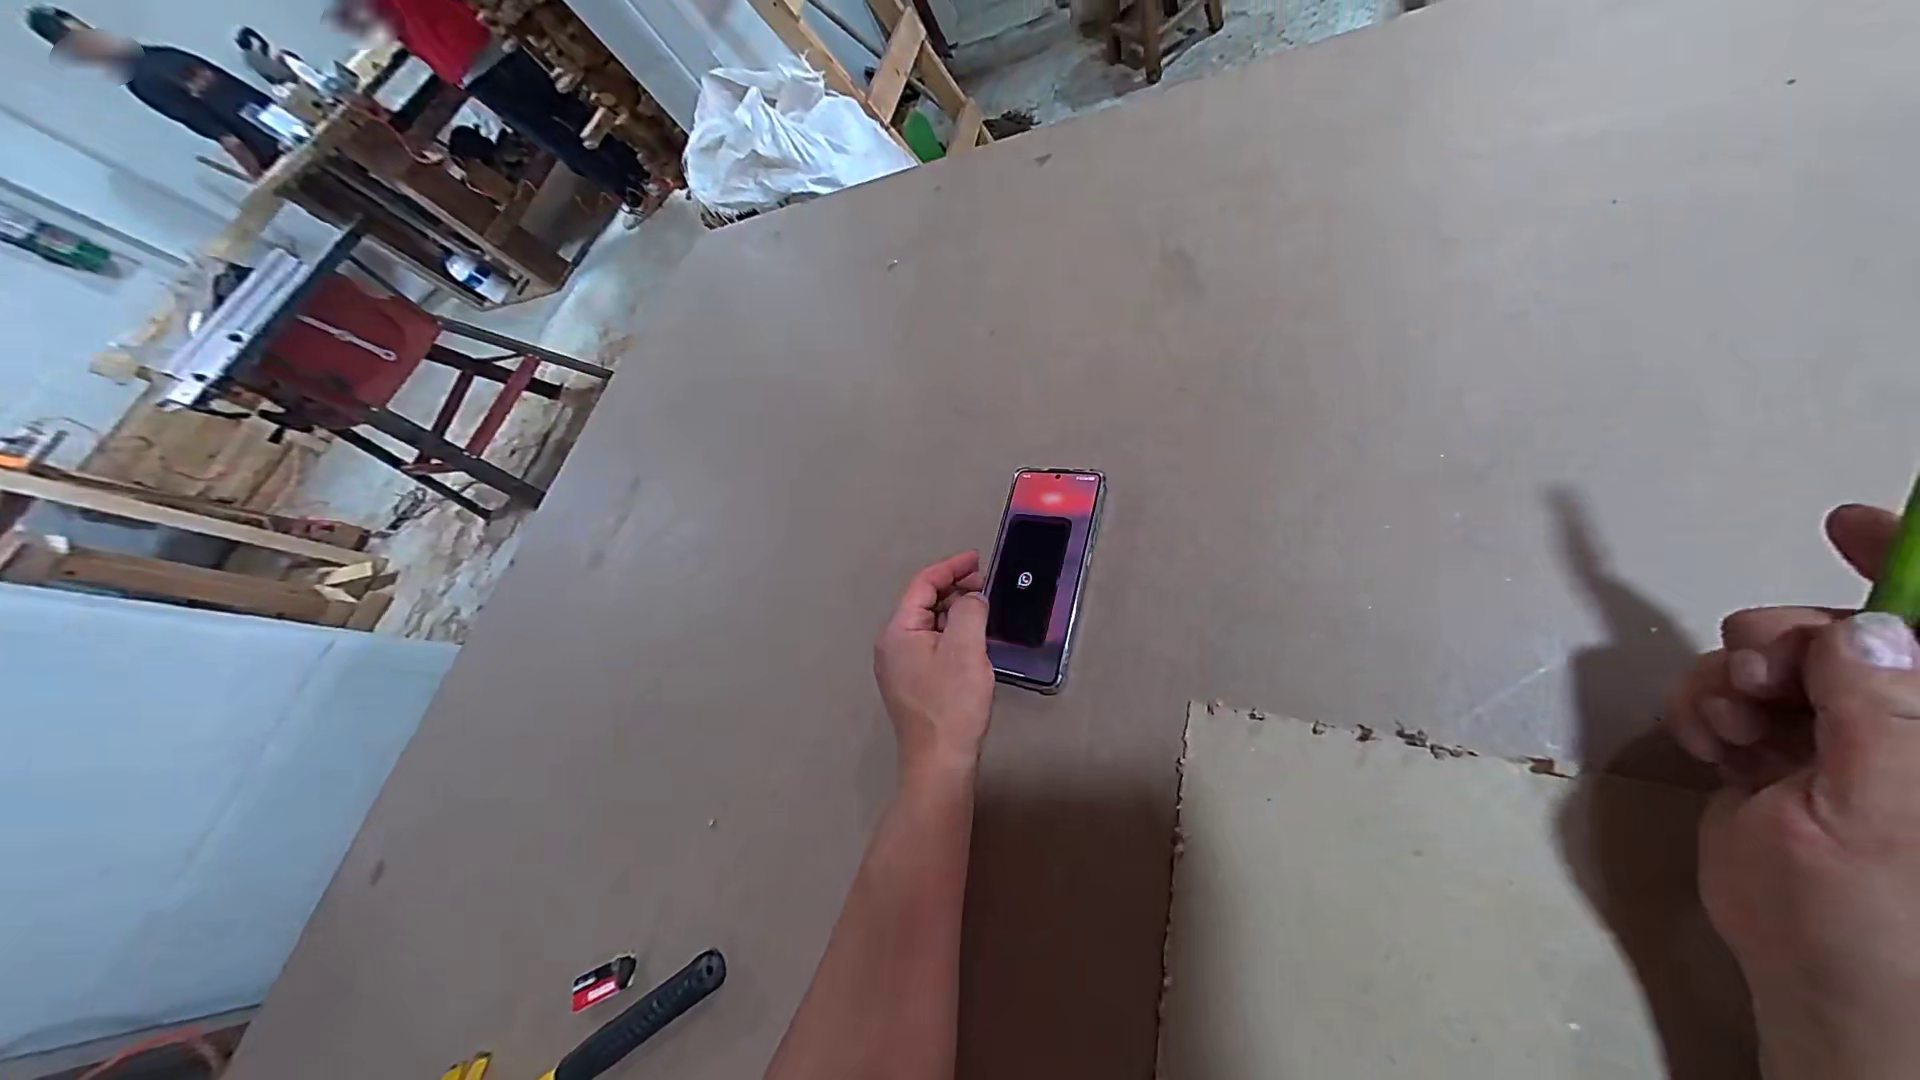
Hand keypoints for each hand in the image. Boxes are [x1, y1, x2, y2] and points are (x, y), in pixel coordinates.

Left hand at [874, 552, 994, 777]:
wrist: (939, 761)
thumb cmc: (951, 703)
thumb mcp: (966, 649)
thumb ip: (970, 611)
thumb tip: (972, 598)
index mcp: (898, 631)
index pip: (923, 585)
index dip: (951, 567)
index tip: (977, 559)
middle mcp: (892, 644)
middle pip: (923, 603)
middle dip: (954, 588)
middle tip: (985, 585)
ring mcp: (900, 666)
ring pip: (929, 624)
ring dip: (955, 610)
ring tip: (983, 608)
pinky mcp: (912, 682)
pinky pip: (931, 643)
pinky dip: (952, 632)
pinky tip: (972, 636)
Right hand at [1663, 505, 1919, 1079]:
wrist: (1816, 977)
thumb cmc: (1875, 916)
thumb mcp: (1874, 813)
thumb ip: (1881, 719)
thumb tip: (1862, 629)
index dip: (1900, 566)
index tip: (1844, 522)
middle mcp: (1904, 723)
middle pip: (1833, 636)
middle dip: (1779, 644)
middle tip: (1752, 682)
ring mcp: (1841, 739)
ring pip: (1766, 665)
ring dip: (1728, 685)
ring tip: (1724, 733)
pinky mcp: (1782, 753)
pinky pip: (1727, 698)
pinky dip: (1705, 711)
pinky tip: (1710, 745)